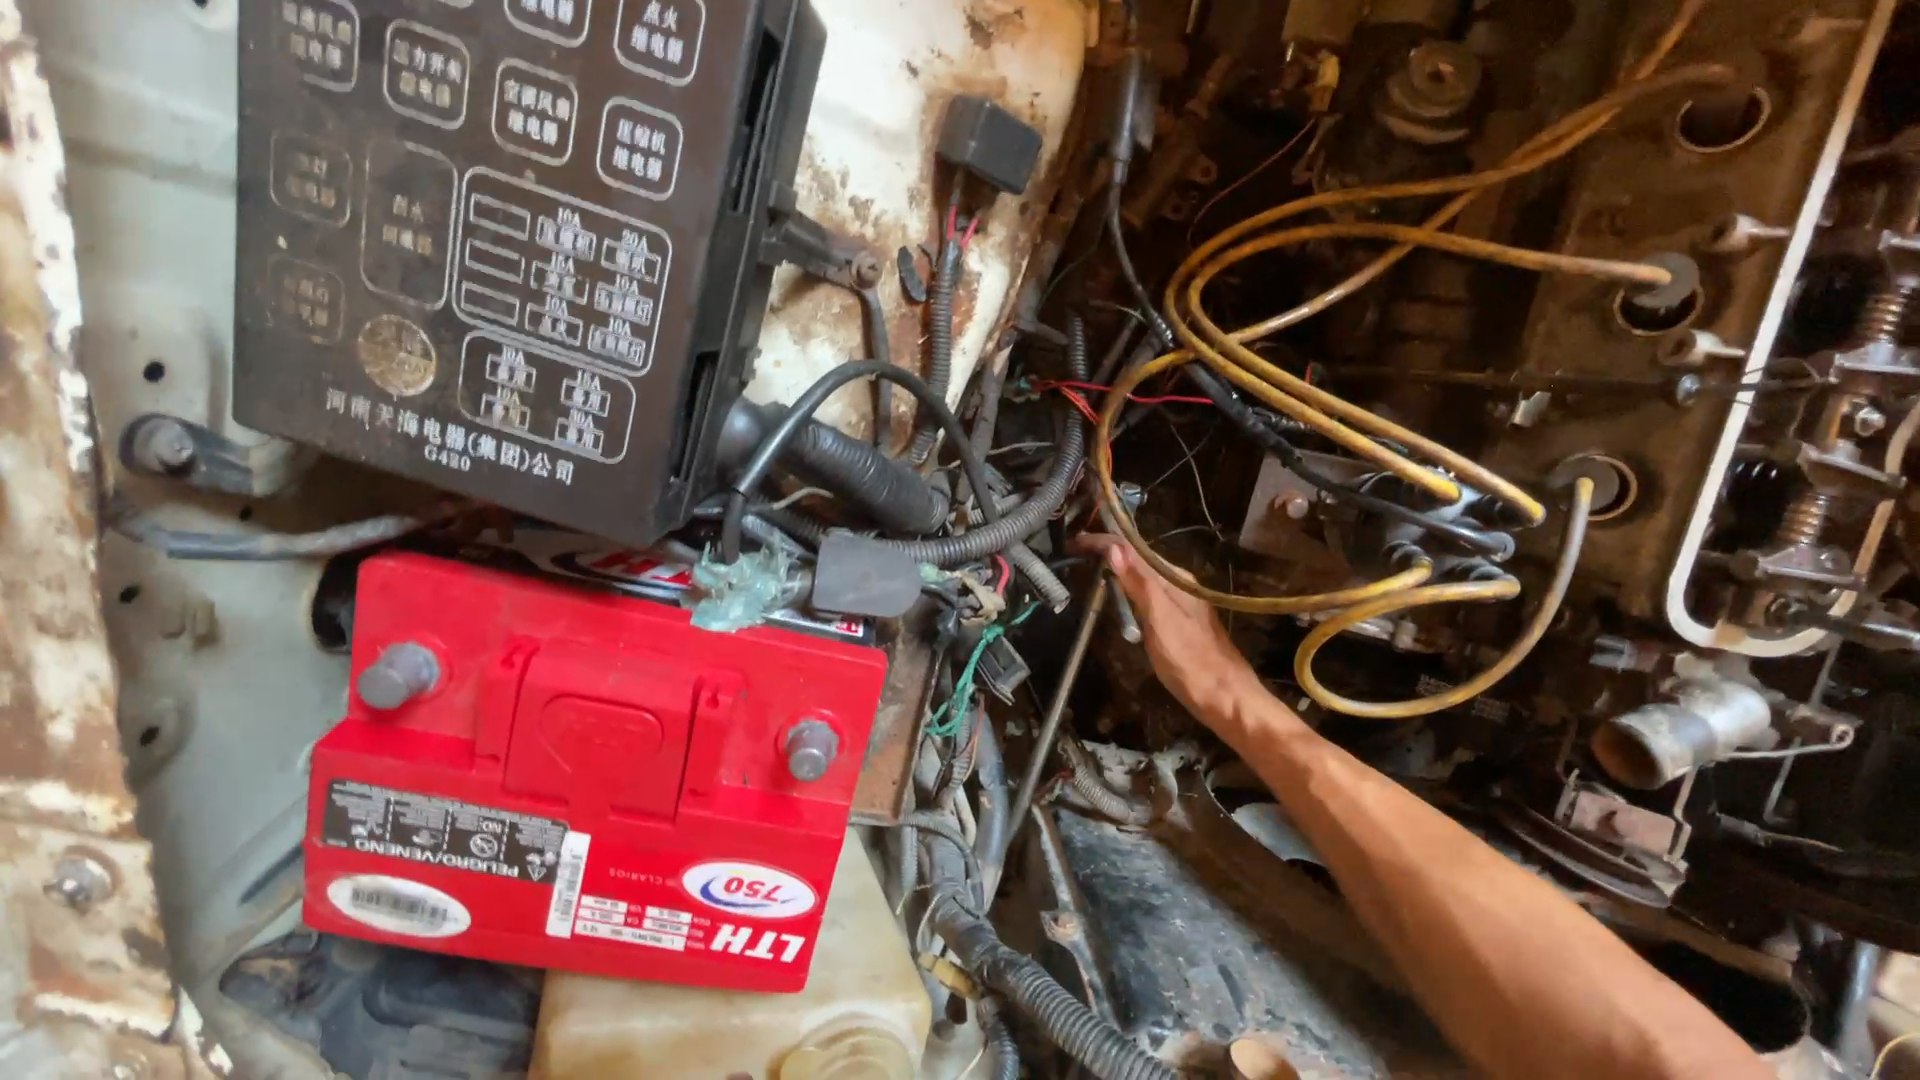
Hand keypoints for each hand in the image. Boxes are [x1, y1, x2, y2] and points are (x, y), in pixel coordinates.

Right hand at [1074, 535, 1263, 722]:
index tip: (1075, 543)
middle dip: (1107, 550)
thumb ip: (1139, 583)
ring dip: (1115, 567)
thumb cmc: (1190, 661)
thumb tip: (1114, 549)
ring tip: (1088, 566)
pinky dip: (1126, 586)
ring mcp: (1179, 601)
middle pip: (1138, 558)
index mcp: (1174, 579)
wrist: (1224, 696)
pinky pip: (1146, 592)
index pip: (1133, 549)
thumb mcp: (1159, 620)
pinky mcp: (1176, 619)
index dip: (1103, 542)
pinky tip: (1117, 593)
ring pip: (1142, 574)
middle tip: (1076, 552)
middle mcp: (1178, 584)